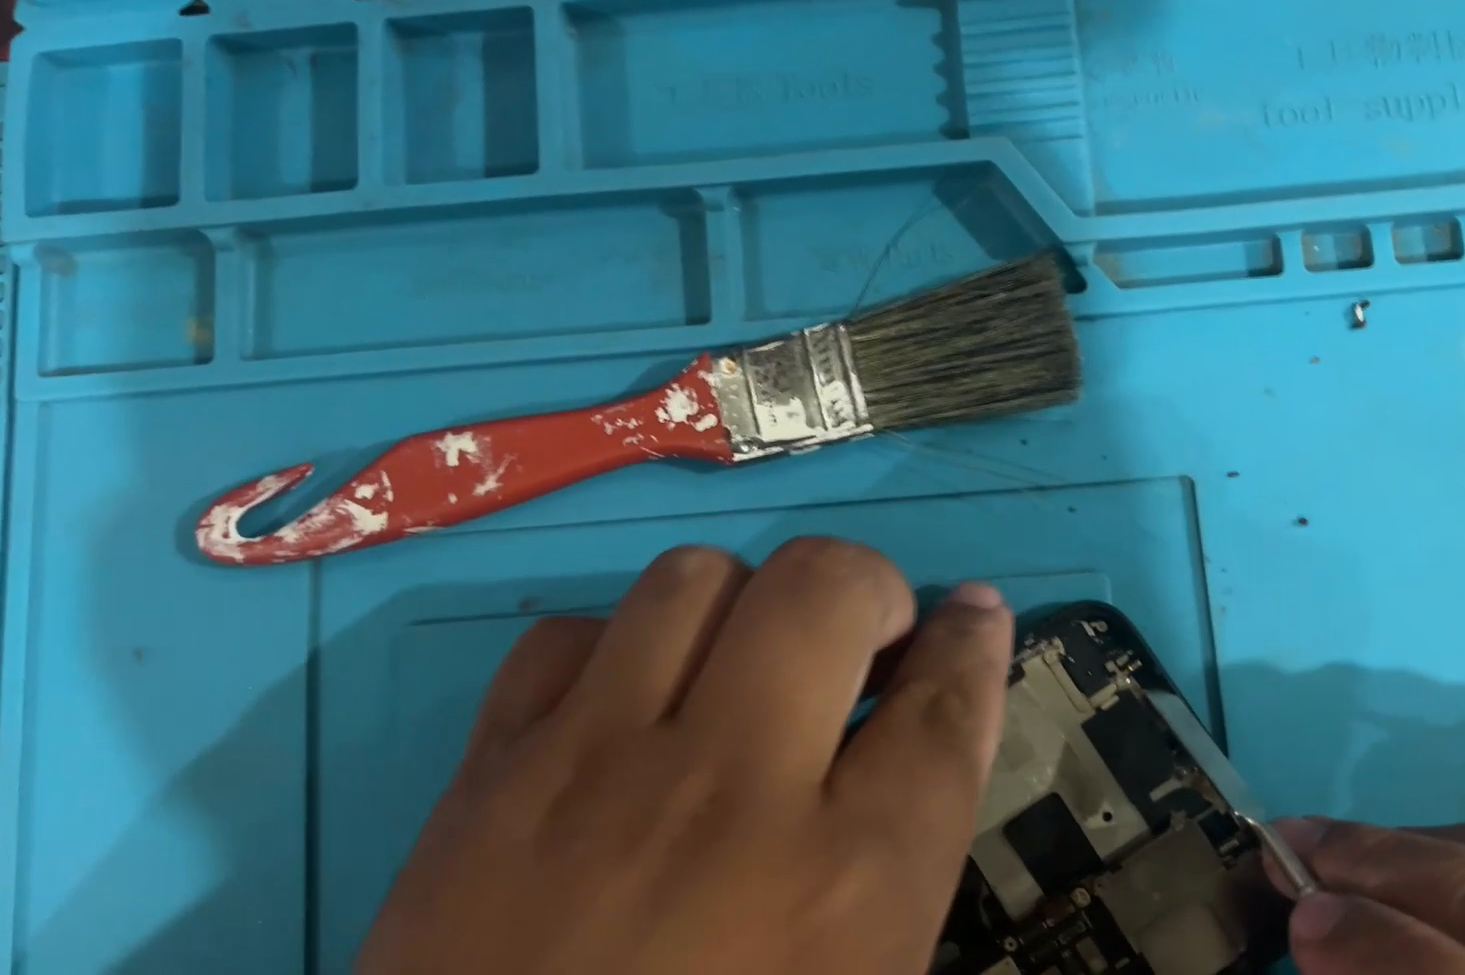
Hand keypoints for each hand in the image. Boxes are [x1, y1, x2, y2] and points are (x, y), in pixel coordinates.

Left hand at [358, 538, 1014, 974]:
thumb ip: (902, 868)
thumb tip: (914, 743)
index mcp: (847, 886)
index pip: (942, 707)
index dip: (972, 641)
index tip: (976, 610)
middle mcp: (731, 792)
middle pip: (824, 589)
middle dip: (867, 588)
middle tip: (859, 639)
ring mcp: (596, 768)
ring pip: (694, 579)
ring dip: (742, 601)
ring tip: (742, 656)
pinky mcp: (488, 776)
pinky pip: (565, 638)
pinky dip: (612, 651)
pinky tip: (622, 705)